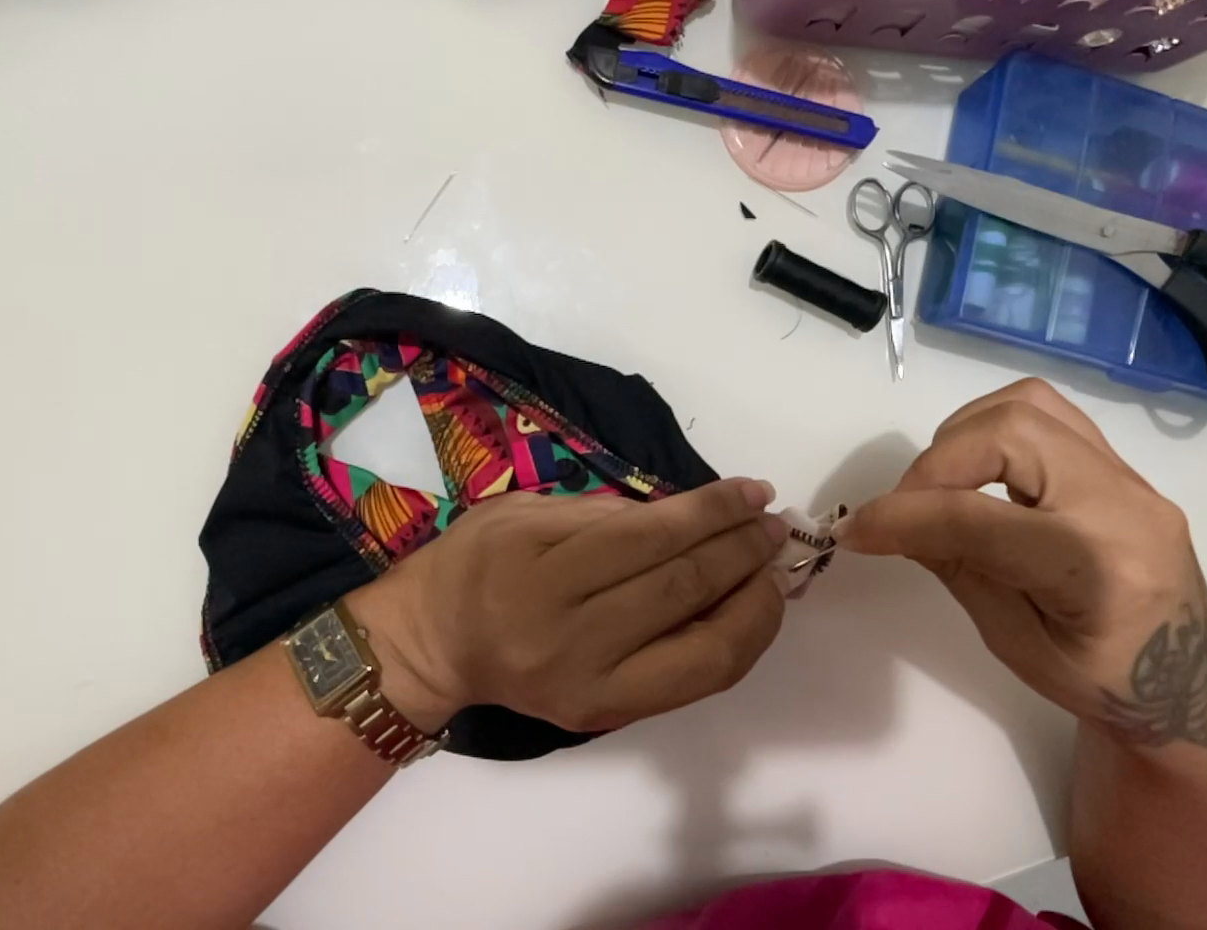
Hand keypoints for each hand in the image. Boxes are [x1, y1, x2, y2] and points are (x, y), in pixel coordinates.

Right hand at [345, 479, 788, 733]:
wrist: (433, 645)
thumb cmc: (475, 562)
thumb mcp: (526, 513)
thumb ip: (605, 514)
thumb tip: (691, 514)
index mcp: (543, 571)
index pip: (651, 538)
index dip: (715, 512)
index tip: (755, 491)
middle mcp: (570, 636)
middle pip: (683, 589)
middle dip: (743, 550)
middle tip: (772, 523)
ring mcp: (592, 686)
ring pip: (705, 651)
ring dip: (755, 605)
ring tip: (773, 569)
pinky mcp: (605, 716)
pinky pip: (691, 683)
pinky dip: (734, 644)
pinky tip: (747, 610)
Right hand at [840, 379, 1206, 748]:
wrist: (1184, 684)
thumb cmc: (1096, 680)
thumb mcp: (1011, 640)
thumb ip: (952, 566)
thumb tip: (883, 522)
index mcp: (1099, 571)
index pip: (979, 518)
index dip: (902, 515)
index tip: (855, 530)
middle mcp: (1124, 506)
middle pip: (1008, 431)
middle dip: (935, 464)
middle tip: (906, 508)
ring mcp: (1129, 478)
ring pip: (1026, 406)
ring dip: (962, 436)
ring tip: (941, 485)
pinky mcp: (1119, 466)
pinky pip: (1046, 414)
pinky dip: (991, 429)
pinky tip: (977, 469)